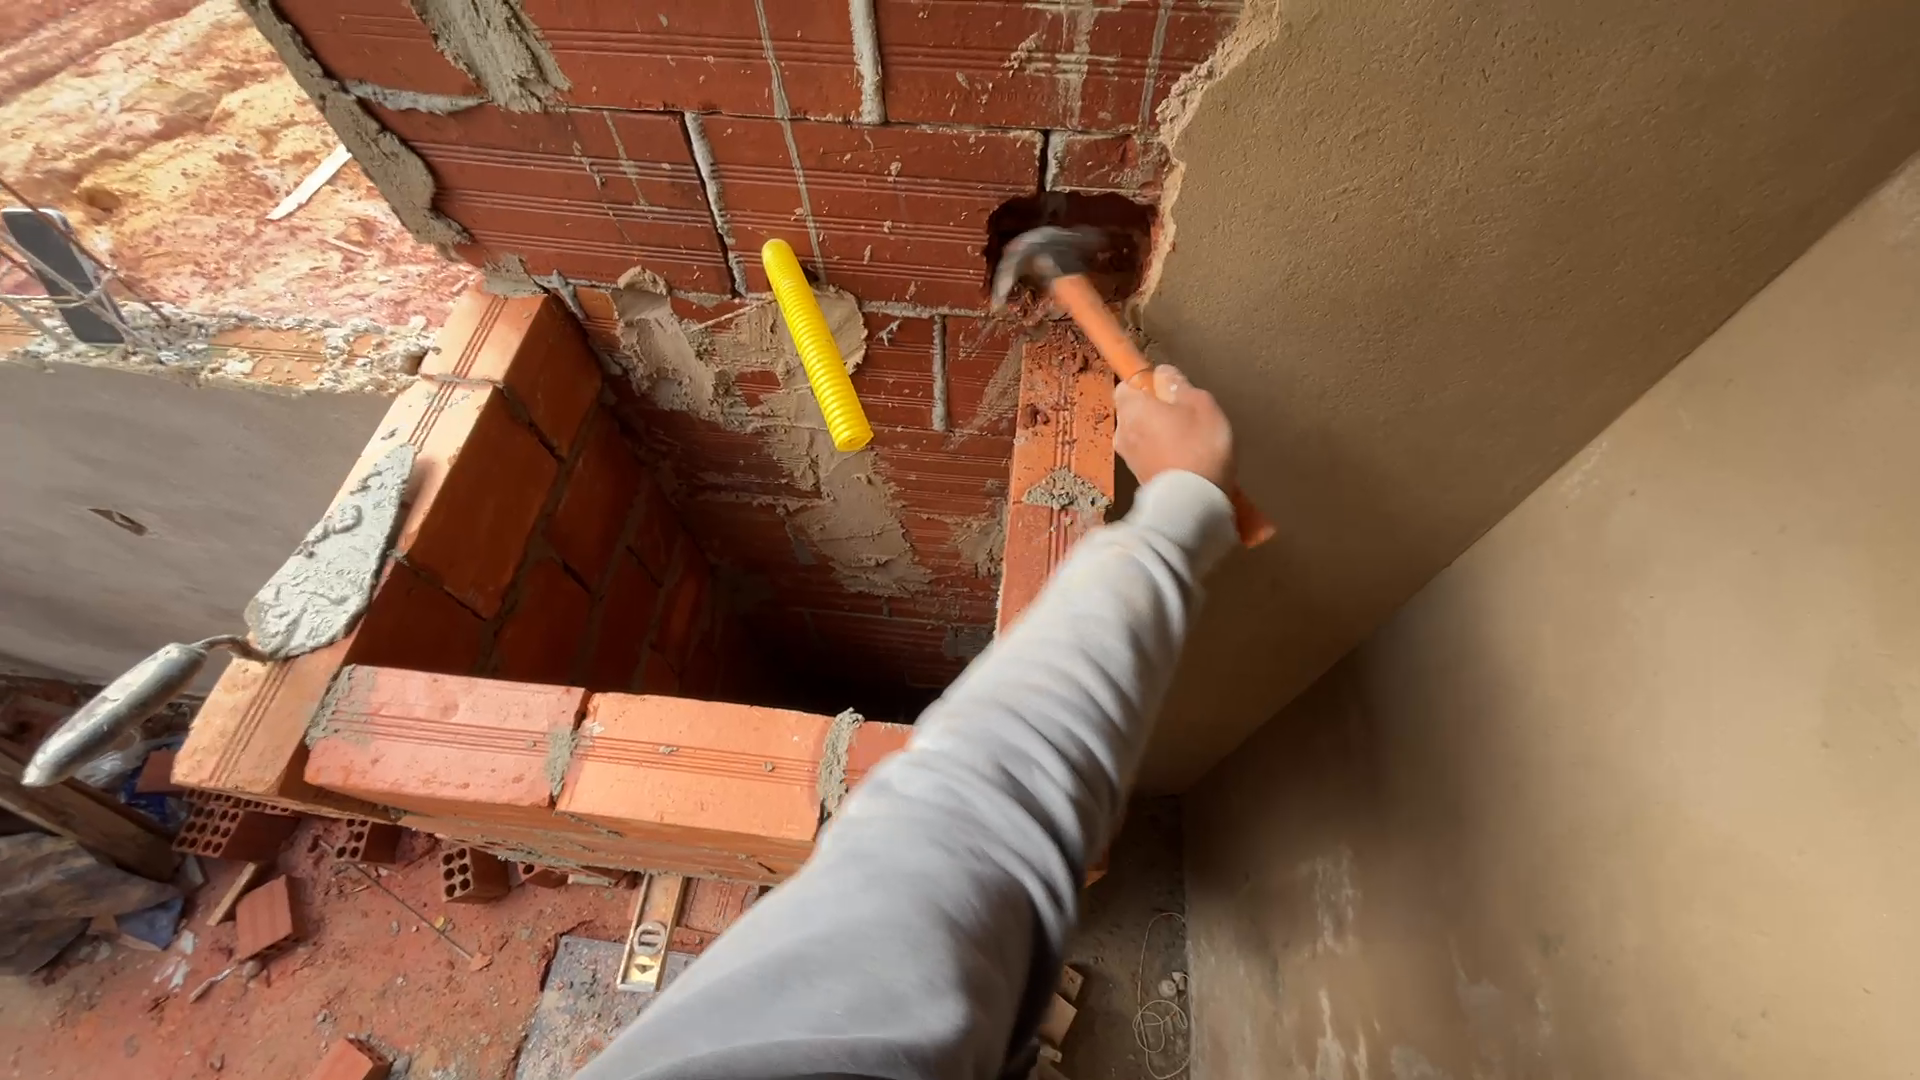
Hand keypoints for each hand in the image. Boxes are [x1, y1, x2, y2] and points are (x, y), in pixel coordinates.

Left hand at [1112, 364, 1233, 490]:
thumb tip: (1163, 375)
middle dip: (1154, 409)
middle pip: (1133, 411)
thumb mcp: (1200, 404)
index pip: (1125, 386)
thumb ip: (1179, 385)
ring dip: (1159, 433)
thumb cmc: (1198, 447)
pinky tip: (1185, 458)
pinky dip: (1161, 452)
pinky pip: (1148, 455)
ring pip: (1141, 434)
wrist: (1191, 501)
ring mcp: (1128, 458)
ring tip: (1190, 439)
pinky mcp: (1137, 477)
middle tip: (1185, 414)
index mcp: (1132, 409)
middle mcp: (1122, 432)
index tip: (1167, 388)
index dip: (1145, 383)